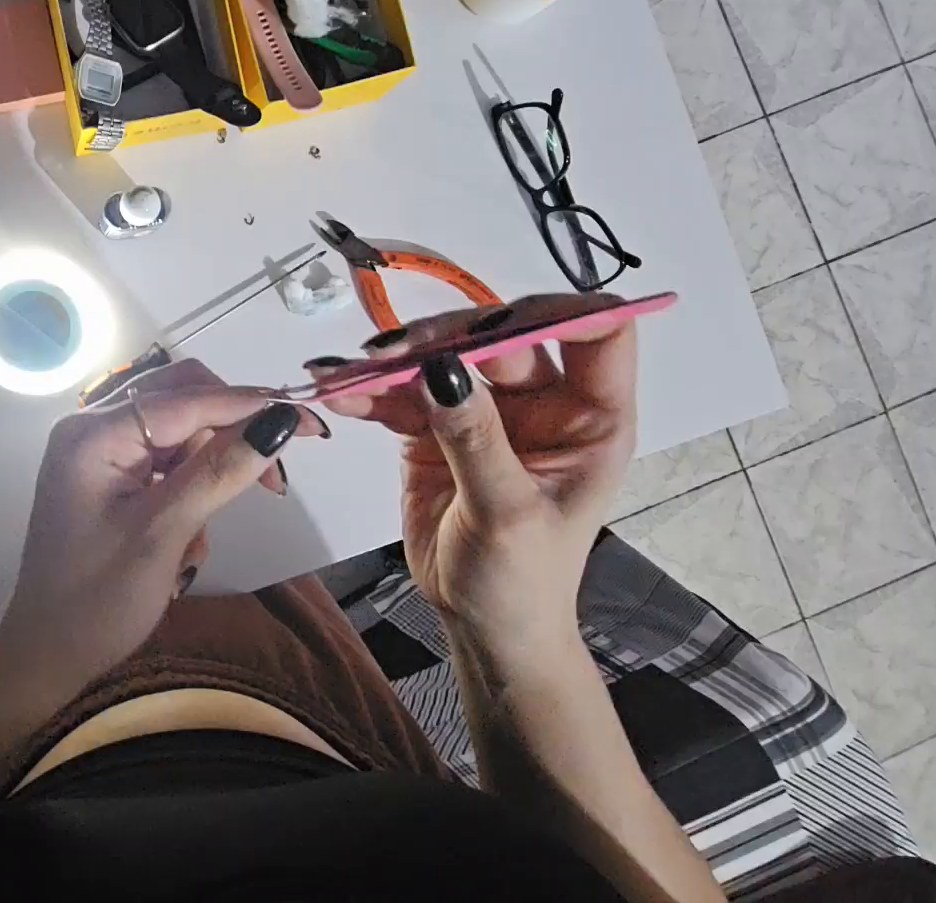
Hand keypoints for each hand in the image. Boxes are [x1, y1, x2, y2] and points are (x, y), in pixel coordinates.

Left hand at [0, 360, 327, 689]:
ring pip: (178, 431)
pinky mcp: (107, 475)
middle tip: (273, 479)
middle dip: (229, 433)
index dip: (249, 404)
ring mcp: (97, 451)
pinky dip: (187, 490)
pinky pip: (164, 460)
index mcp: (92, 435)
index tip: (307, 418)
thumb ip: (218, 472)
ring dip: (206, 472)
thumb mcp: (163, 534)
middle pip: (180, 400)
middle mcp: (90, 428)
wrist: (46, 653)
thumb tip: (277, 420)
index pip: (184, 400)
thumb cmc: (96, 602)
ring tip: (198, 539)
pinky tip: (184, 540)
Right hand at [304, 296, 637, 647]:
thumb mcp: (506, 513)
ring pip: (441, 361)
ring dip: (394, 362)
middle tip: (388, 353)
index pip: (597, 332)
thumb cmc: (520, 579)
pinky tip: (337, 393)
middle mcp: (541, 404)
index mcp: (590, 417)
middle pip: (498, 339)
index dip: (557, 312)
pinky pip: (399, 396)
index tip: (491, 324)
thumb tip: (438, 367)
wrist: (479, 622)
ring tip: (350, 372)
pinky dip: (367, 392)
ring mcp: (482, 414)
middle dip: (444, 338)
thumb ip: (475, 438)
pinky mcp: (432, 429)